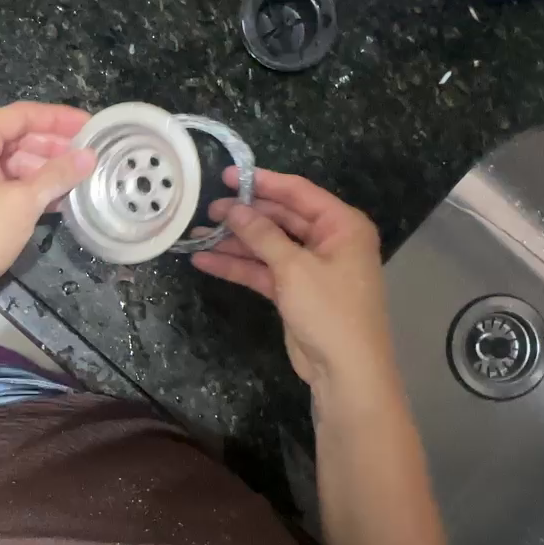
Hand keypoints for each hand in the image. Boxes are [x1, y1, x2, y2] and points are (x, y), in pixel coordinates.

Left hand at [0, 102, 95, 300]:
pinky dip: (29, 186)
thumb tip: (89, 156)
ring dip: (45, 170)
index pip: (22, 115)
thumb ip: (58, 174)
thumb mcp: (25, 202)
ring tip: (80, 177)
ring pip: (12, 162)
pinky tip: (59, 196)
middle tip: (90, 154)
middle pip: (17, 137)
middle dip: (54, 147)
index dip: (59, 119)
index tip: (90, 125)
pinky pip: (4, 182)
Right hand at [190, 167, 397, 391]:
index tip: (228, 175)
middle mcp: (328, 240)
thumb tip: (233, 209)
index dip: (263, 182)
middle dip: (244, 215)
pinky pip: (262, 270)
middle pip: (280, 218)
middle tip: (207, 209)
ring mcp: (310, 267)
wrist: (346, 369)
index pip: (298, 192)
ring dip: (234, 242)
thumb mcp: (293, 267)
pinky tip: (205, 260)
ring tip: (197, 234)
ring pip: (267, 245)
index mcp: (342, 225)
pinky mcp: (294, 291)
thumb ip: (262, 235)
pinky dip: (237, 266)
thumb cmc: (330, 310)